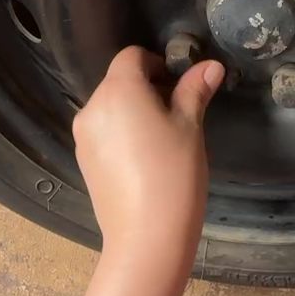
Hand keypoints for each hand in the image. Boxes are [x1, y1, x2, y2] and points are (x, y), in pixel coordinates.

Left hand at [72, 47, 225, 270]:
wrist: (146, 238)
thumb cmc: (173, 177)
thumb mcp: (190, 129)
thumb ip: (195, 92)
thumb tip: (210, 66)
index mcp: (118, 90)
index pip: (133, 57)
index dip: (159, 65)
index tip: (180, 88)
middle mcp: (92, 108)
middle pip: (119, 83)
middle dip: (147, 90)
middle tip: (177, 118)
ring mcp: (83, 138)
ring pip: (111, 111)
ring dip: (135, 115)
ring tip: (162, 145)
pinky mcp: (84, 163)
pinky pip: (104, 136)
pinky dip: (122, 138)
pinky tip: (144, 164)